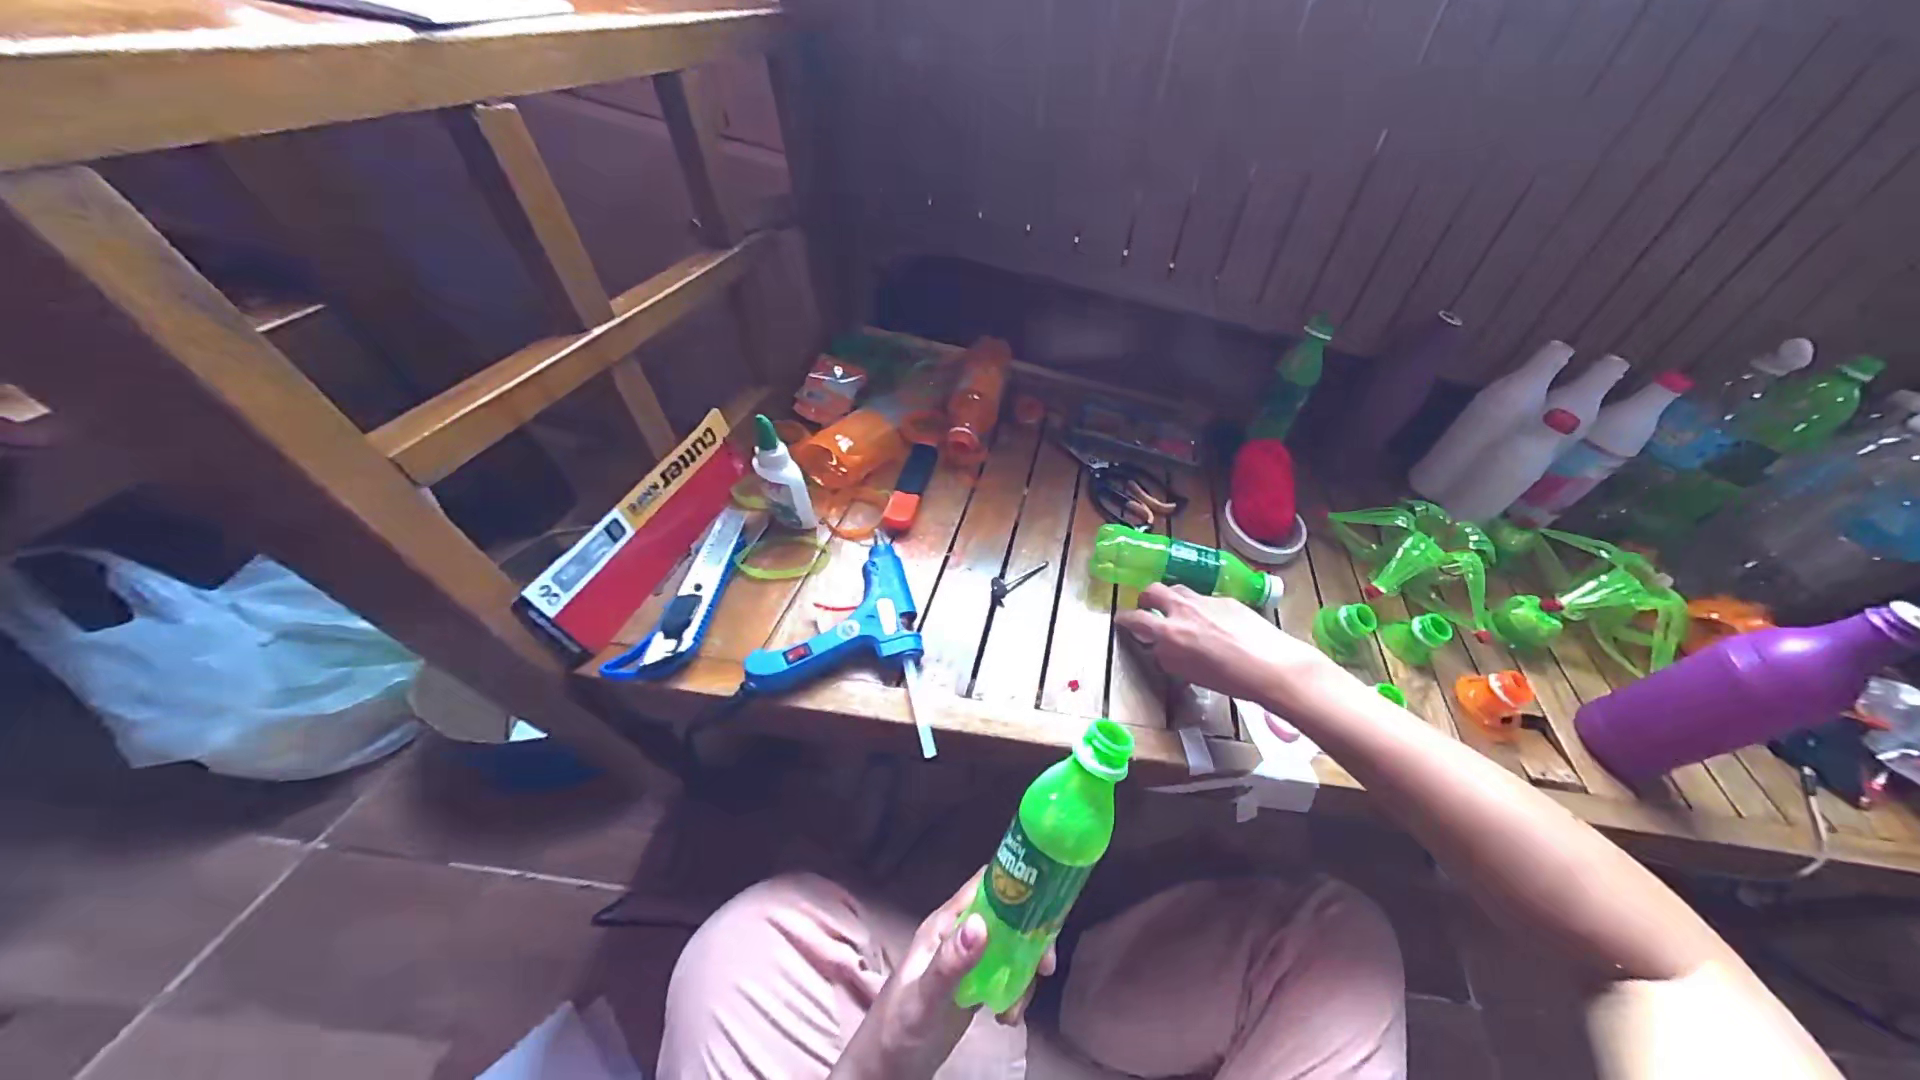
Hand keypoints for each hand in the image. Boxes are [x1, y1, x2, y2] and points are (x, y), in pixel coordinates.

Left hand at [831, 873, 1054, 1079]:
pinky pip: (1007, 975)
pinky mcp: (975, 986)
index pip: (986, 885)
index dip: (1017, 886)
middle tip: (1044, 968)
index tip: (1046, 908)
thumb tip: (981, 922)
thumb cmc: (898, 1029)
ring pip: (1011, 947)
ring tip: (1016, 1009)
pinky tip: (1008, 1017)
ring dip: (1024, 973)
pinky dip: (1016, 992)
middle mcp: (959, 934)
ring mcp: (968, 960)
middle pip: (1007, 916)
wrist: (885, 1070)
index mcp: (946, 923)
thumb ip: (950, 962)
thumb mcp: (925, 997)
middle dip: (1030, 937)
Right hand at [1115, 584, 1342, 712]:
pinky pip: (1205, 599)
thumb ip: (1167, 655)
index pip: (1135, 618)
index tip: (1122, 620)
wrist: (1273, 666)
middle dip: (1146, 599)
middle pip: (1153, 590)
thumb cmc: (1229, 679)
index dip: (1125, 619)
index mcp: (1169, 631)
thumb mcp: (1188, 673)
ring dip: (1172, 599)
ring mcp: (1206, 601)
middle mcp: (1184, 610)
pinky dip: (1201, 608)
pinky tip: (1215, 624)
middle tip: (1149, 609)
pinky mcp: (1227, 600)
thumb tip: (1160, 646)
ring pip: (1179, 589)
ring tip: (1179, 613)